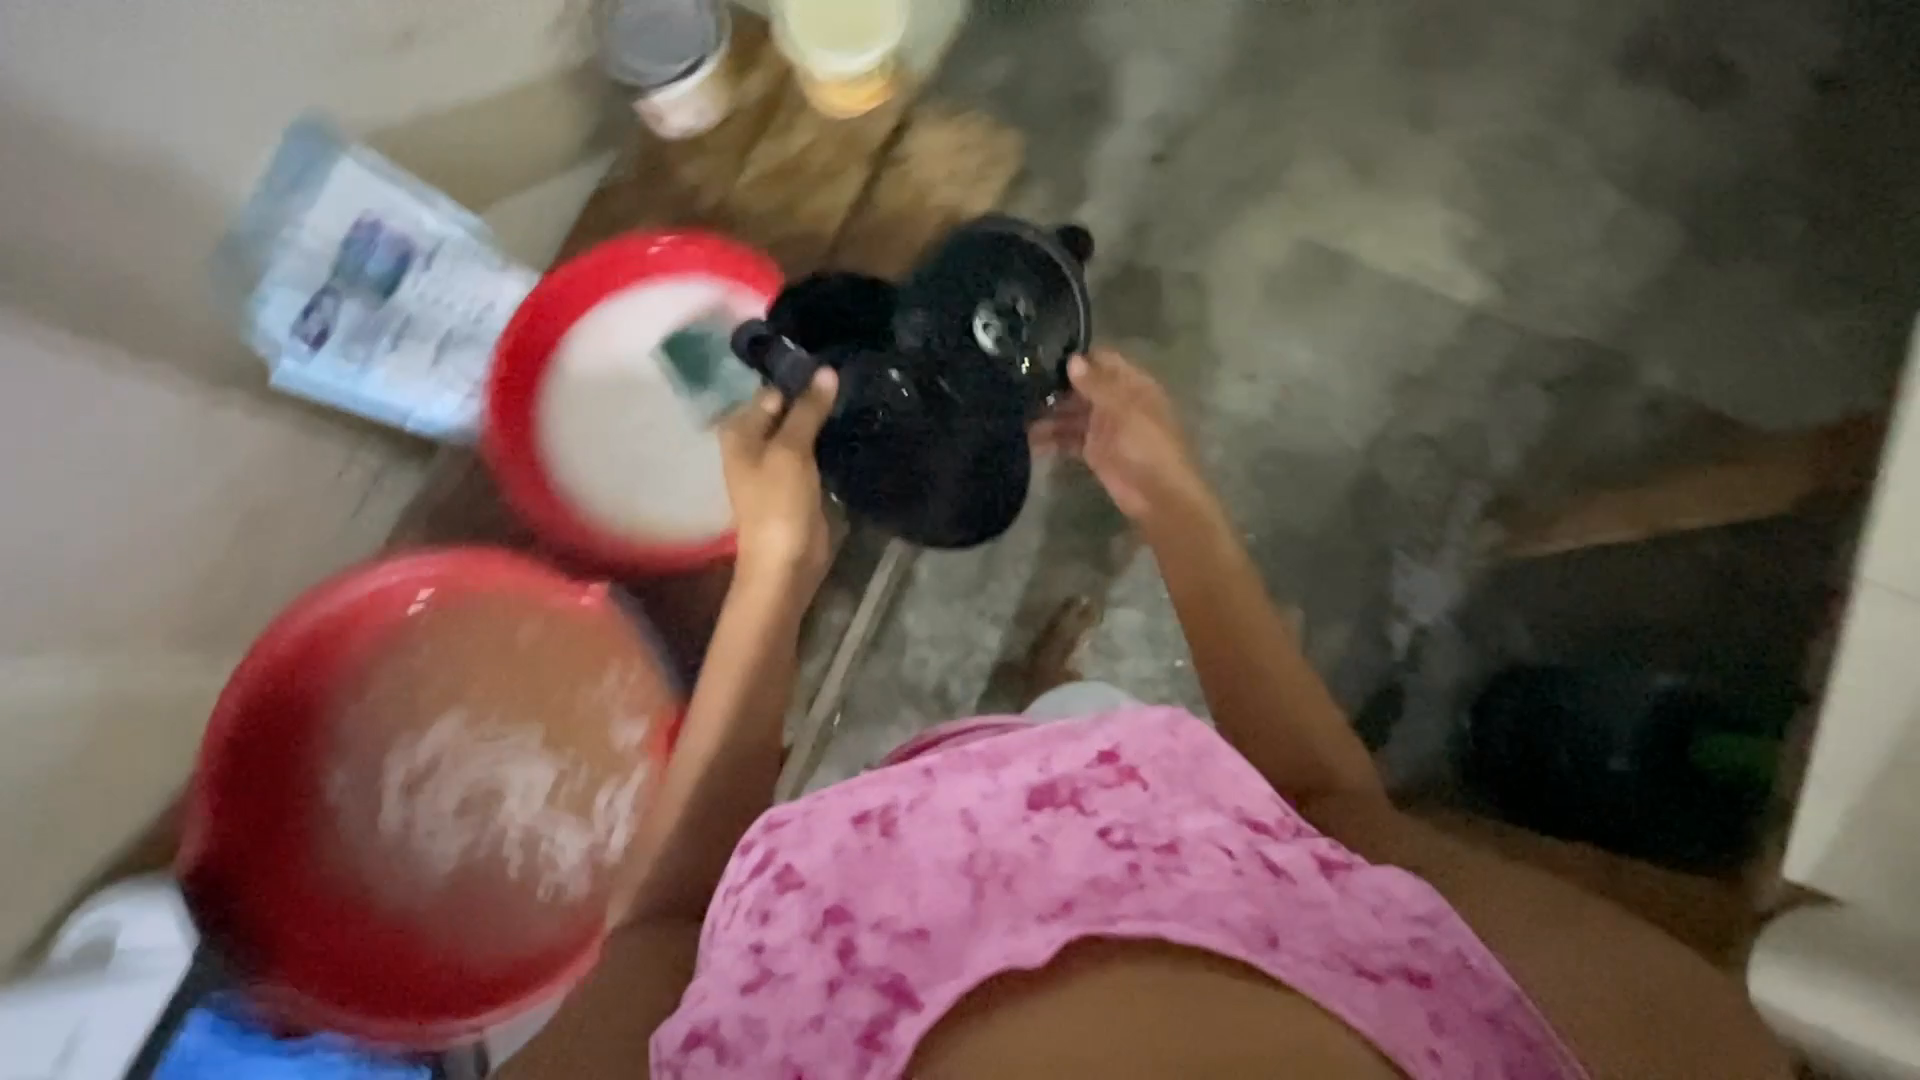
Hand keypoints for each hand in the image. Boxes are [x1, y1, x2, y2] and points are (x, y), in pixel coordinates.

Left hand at [718, 369, 837, 598]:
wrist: (786, 563)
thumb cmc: (778, 504)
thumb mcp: (791, 450)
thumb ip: (807, 410)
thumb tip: (826, 371)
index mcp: (740, 431)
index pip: (772, 390)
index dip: (800, 378)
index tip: (836, 363)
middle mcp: (755, 443)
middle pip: (788, 410)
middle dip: (816, 397)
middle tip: (854, 377)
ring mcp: (779, 464)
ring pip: (805, 431)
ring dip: (826, 420)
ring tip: (859, 396)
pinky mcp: (800, 483)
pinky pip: (816, 452)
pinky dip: (830, 442)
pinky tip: (854, 428)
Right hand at [1032, 347, 1217, 530]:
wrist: (1157, 494)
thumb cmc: (1147, 445)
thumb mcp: (1124, 408)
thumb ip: (1097, 384)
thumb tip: (1072, 360)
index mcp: (1131, 385)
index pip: (1101, 361)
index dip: (1076, 359)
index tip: (1042, 357)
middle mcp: (1116, 402)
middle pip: (1081, 389)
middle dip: (1054, 389)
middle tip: (1019, 387)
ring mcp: (1104, 427)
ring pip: (1072, 415)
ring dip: (1048, 416)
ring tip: (1018, 417)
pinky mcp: (1094, 451)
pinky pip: (1069, 440)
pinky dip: (1052, 440)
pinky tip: (1030, 440)